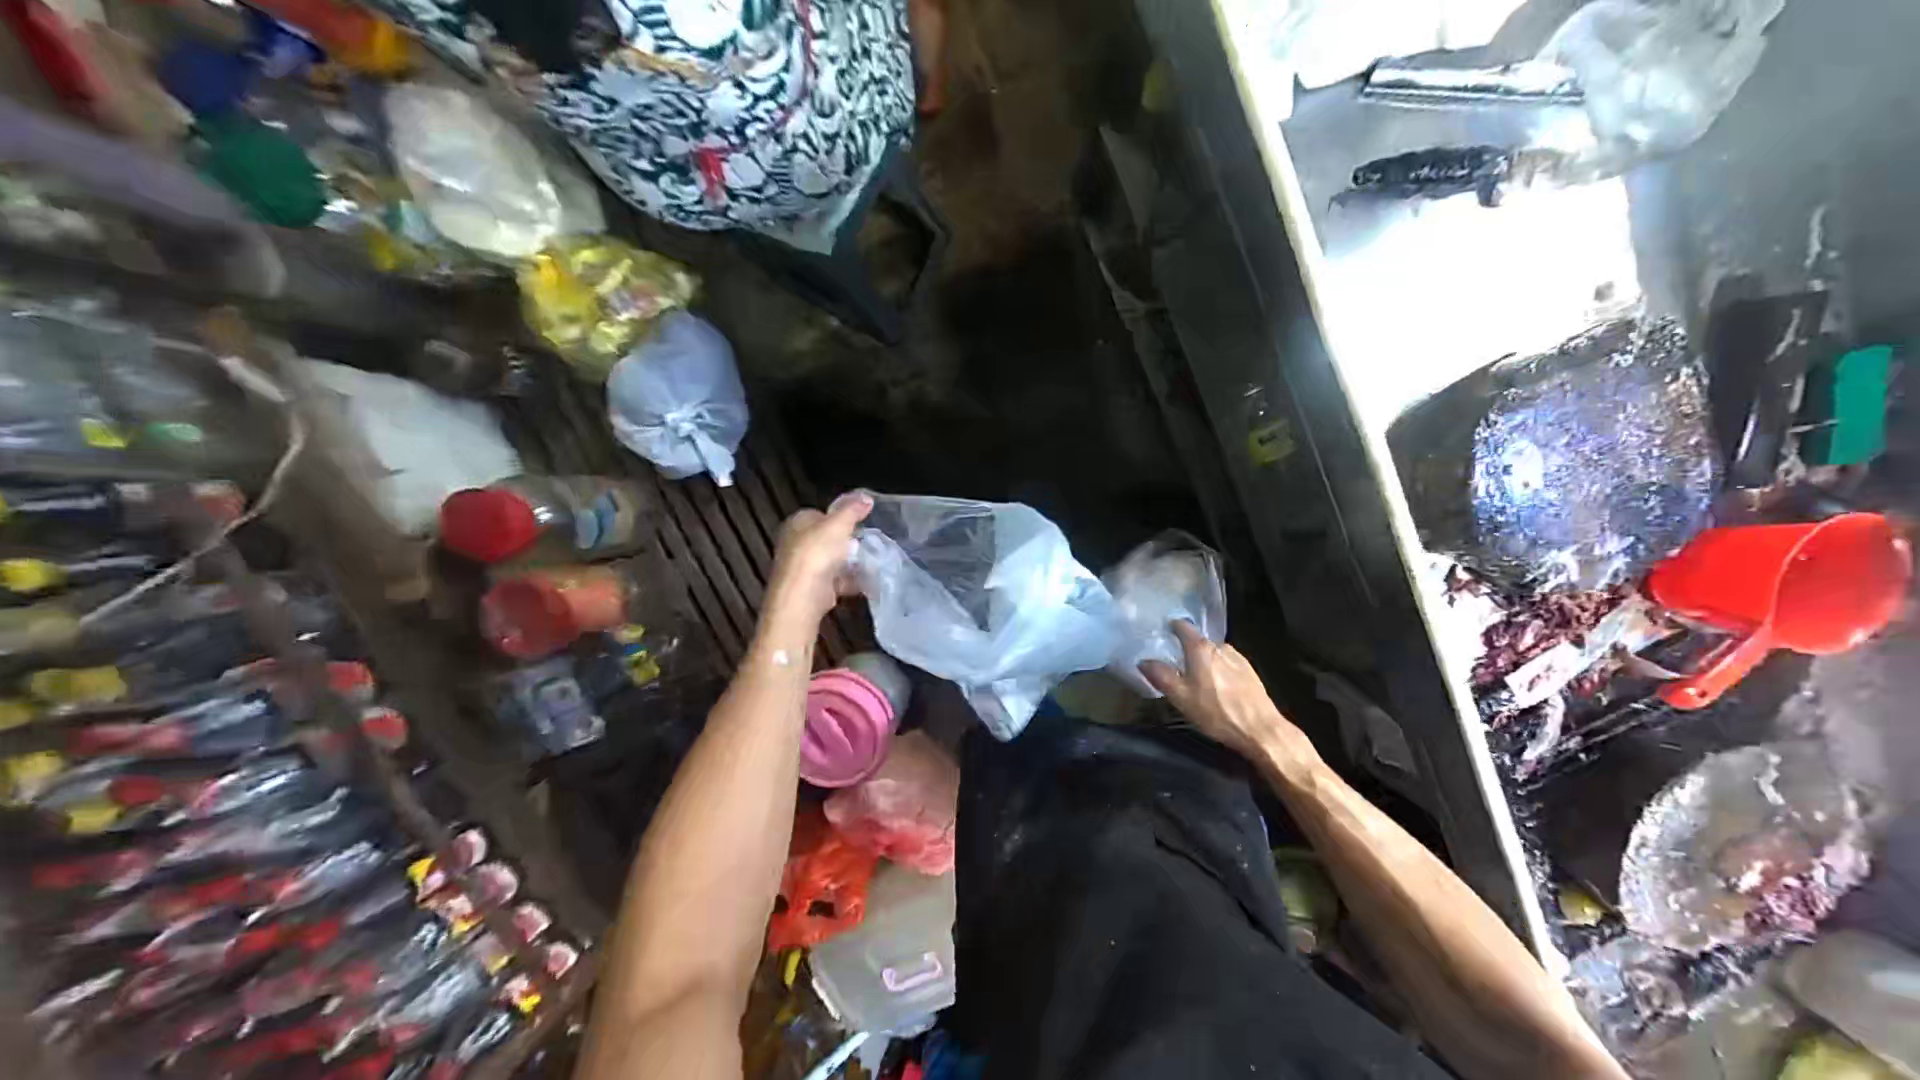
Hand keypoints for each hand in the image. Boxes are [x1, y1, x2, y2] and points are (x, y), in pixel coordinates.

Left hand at [761, 491, 872, 632]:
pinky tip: (865, 583)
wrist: (802, 597)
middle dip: (845, 542)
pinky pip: (835, 581)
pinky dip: (849, 582)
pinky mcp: (811, 589)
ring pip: (831, 561)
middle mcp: (795, 544)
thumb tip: (866, 496)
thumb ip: (852, 510)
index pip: (818, 513)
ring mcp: (802, 568)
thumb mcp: (838, 524)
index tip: (858, 523)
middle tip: (866, 543)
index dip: (838, 517)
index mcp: (796, 523)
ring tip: (871, 563)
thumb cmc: (816, 553)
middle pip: (825, 538)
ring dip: (849, 563)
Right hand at [1140, 621, 1320, 783]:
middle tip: (1176, 666)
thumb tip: (1144, 661)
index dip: (1172, 628)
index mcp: (1201, 649)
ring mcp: (1238, 658)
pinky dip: (1218, 670)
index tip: (1162, 634)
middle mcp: (1220, 647)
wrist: (1261, 730)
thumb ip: (1161, 676)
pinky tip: (1216, 688)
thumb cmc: (1217, 712)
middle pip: (1198, 641)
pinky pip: (1226, 664)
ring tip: (1196, 680)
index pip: (1183, 627)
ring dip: (1204, 662)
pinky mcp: (1249, 672)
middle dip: (1187, 650)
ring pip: (1213, 654)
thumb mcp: (1181, 697)